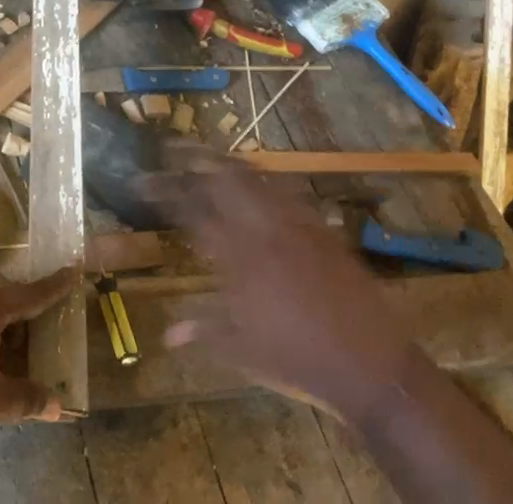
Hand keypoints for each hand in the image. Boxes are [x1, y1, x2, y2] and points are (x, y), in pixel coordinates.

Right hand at [162, 156, 417, 419]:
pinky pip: (289, 191)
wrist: (369, 365)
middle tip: (173, 148)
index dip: (164, 191)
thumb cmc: (297, 360)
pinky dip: (267, 179)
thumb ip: (203, 330)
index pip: (191, 211)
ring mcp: (297, 226)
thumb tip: (169, 334)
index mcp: (237, 257)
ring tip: (209, 153)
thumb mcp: (242, 350)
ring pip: (257, 179)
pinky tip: (260, 178)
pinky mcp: (323, 230)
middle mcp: (264, 231)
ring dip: (229, 163)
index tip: (143, 181)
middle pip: (223, 180)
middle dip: (194, 159)